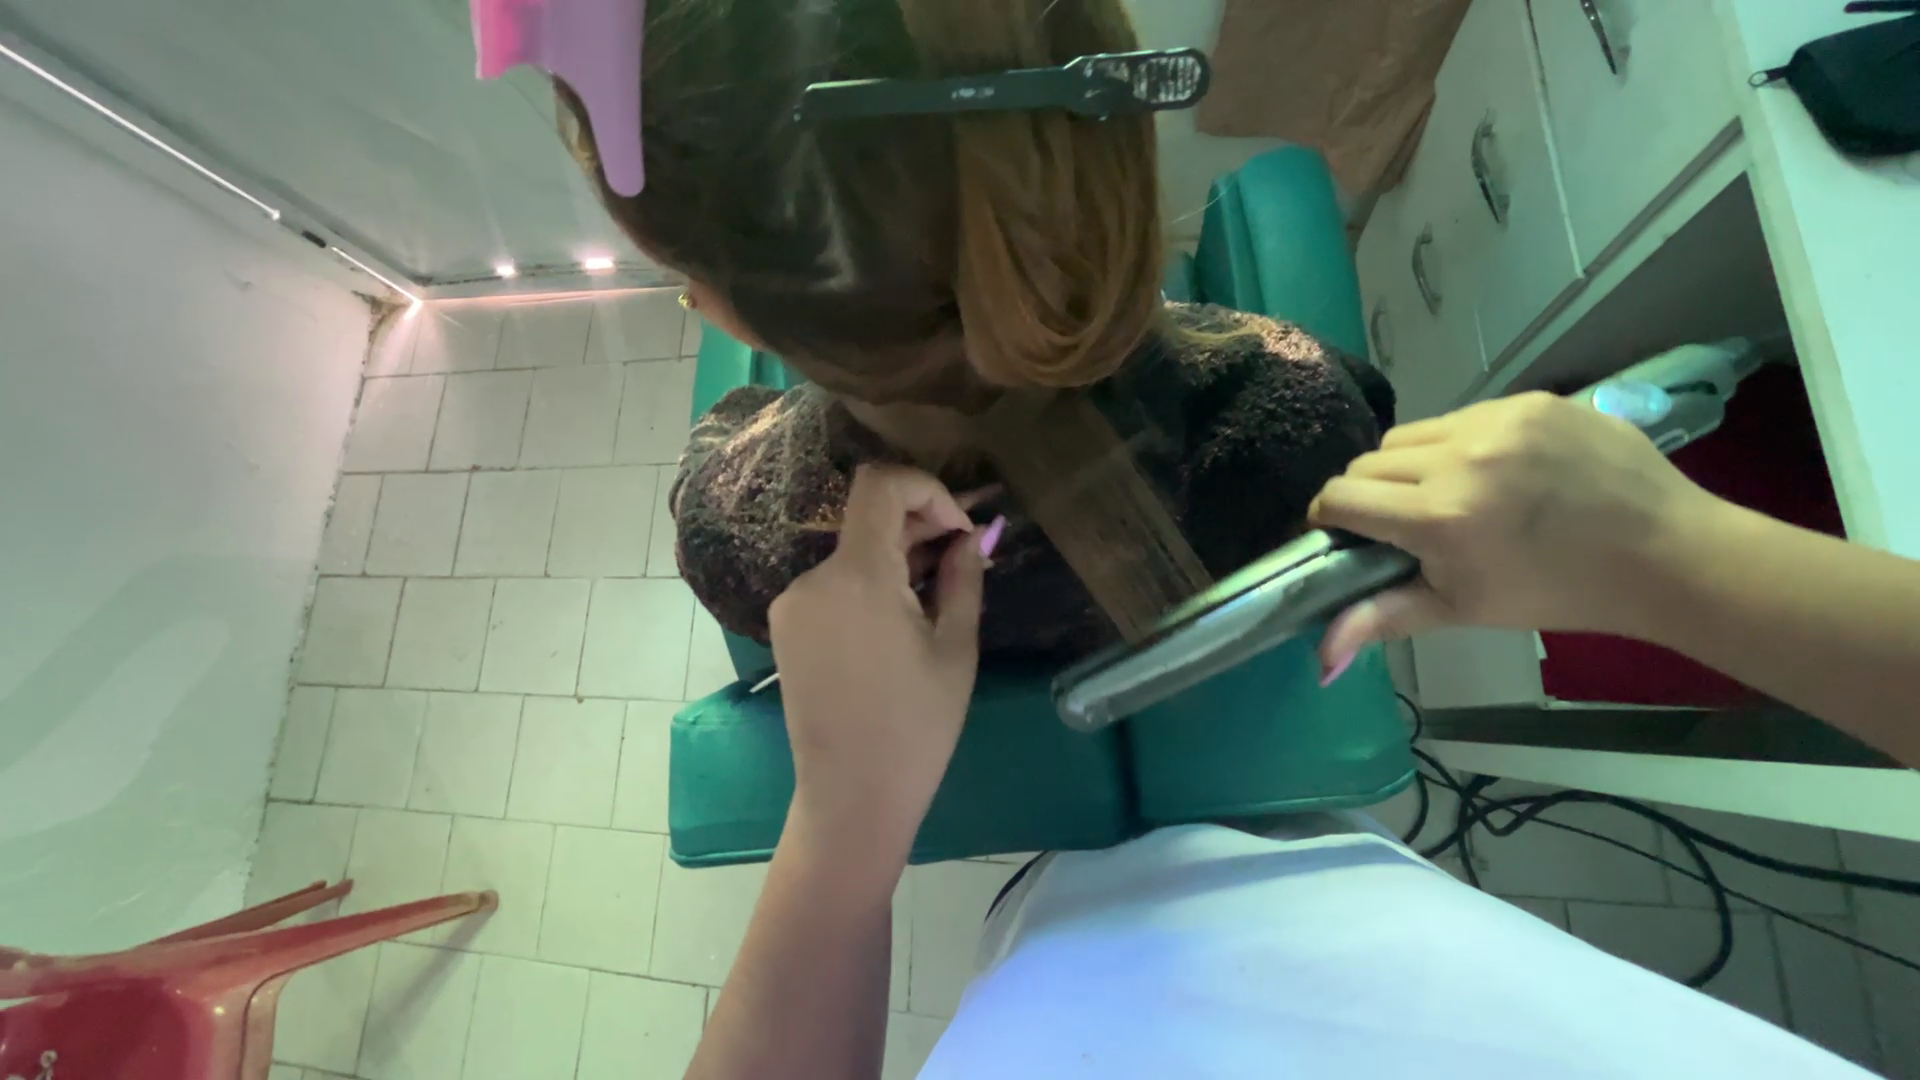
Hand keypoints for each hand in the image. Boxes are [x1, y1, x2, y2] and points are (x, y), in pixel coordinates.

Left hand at [769, 465, 991, 867]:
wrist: (852, 796)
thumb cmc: (917, 727)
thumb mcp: (956, 648)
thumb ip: (965, 576)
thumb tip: (974, 534)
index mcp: (859, 576)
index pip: (880, 485)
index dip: (926, 489)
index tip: (959, 529)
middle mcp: (813, 577)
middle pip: (867, 518)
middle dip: (919, 524)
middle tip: (963, 555)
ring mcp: (792, 602)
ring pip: (852, 551)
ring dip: (896, 557)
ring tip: (935, 594)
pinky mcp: (785, 626)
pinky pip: (833, 582)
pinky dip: (869, 582)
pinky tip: (898, 619)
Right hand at [1309, 392, 1726, 678]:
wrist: (1669, 554)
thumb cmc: (1556, 593)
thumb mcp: (1460, 610)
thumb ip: (1381, 620)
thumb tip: (1320, 663)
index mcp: (1440, 516)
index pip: (1340, 496)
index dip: (1329, 517)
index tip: (1343, 534)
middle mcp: (1461, 458)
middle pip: (1366, 462)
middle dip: (1368, 492)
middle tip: (1397, 520)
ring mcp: (1498, 421)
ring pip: (1407, 435)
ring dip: (1408, 464)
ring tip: (1444, 491)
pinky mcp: (1531, 400)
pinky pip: (1458, 417)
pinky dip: (1457, 444)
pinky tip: (1492, 470)